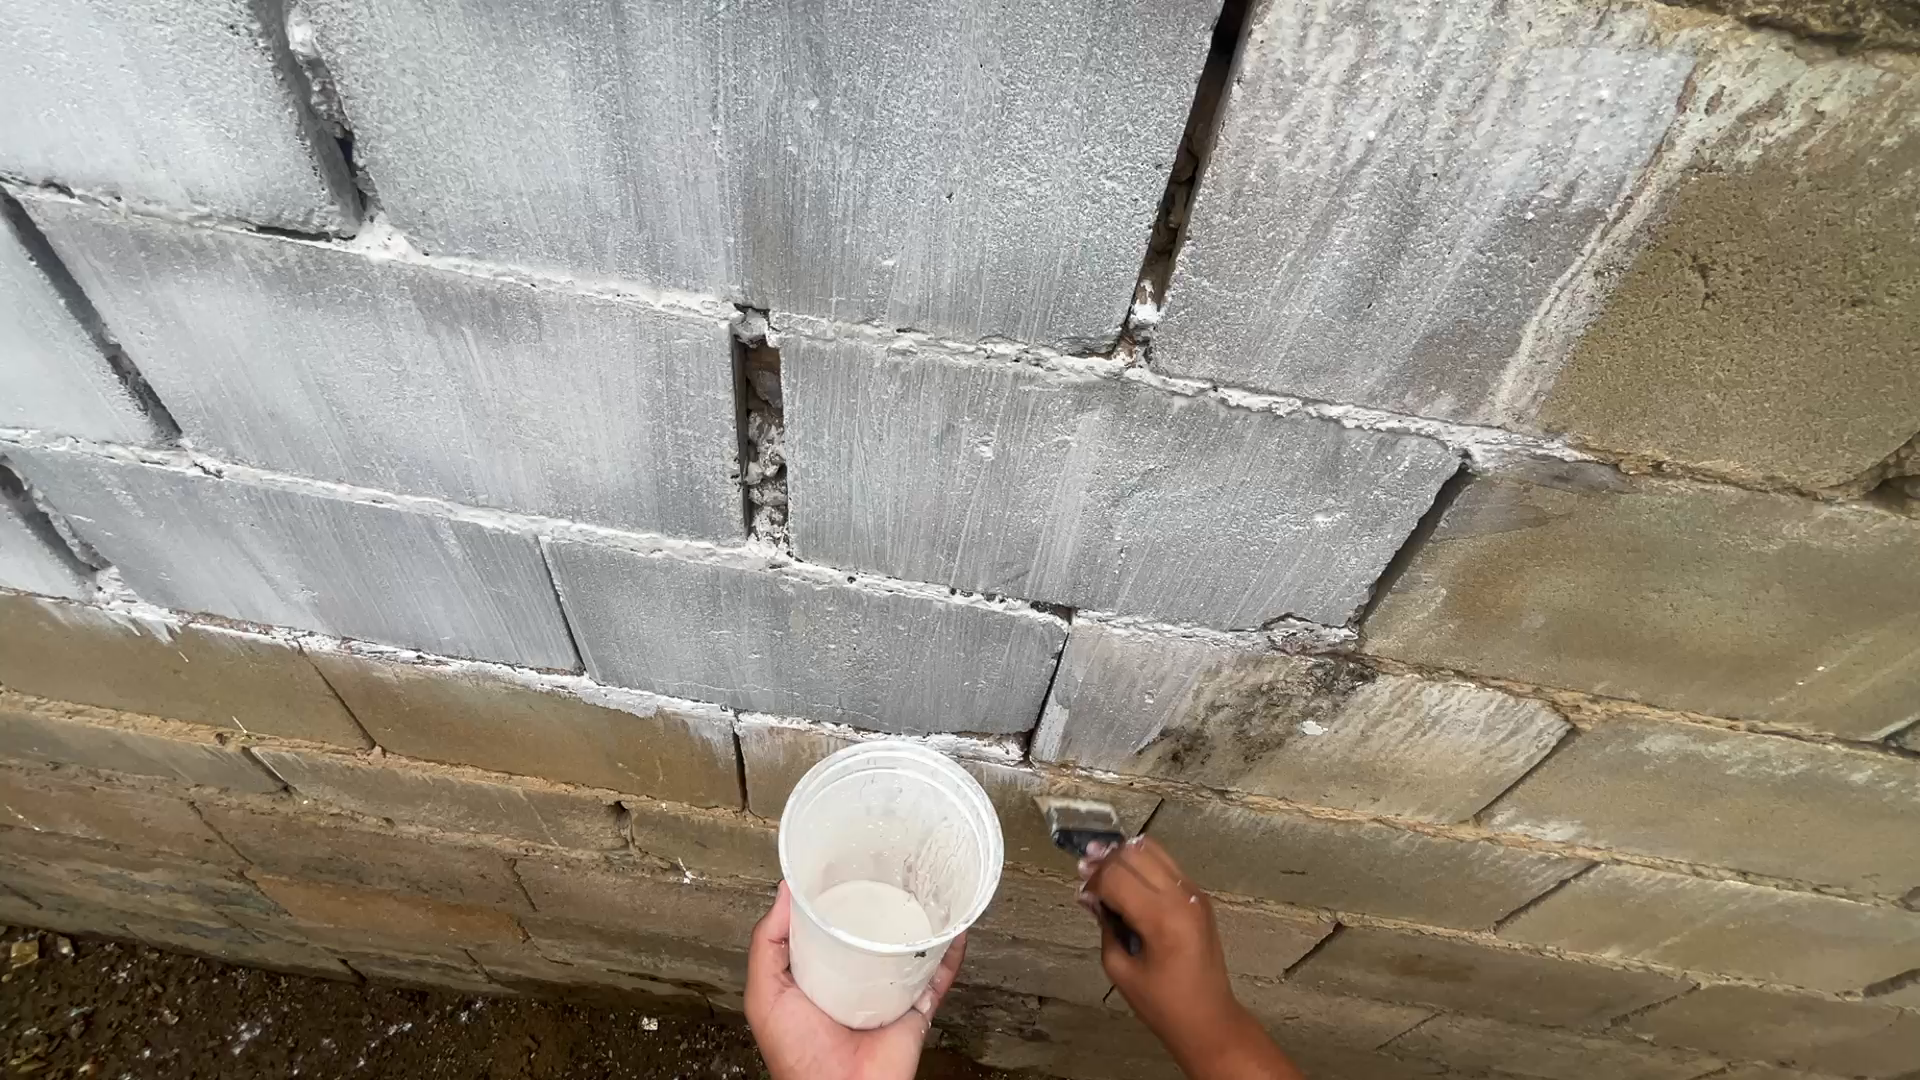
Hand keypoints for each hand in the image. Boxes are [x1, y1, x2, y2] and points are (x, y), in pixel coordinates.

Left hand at [746, 881, 967, 1079]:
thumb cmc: (799, 1058)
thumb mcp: (767, 996)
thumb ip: (767, 944)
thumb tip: (784, 891)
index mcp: (822, 973)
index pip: (830, 925)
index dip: (836, 896)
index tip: (842, 867)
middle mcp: (857, 979)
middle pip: (873, 930)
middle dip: (882, 902)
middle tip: (887, 871)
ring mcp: (889, 992)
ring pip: (909, 947)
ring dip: (921, 921)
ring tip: (926, 889)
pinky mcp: (916, 1007)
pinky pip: (939, 975)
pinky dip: (950, 951)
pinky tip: (955, 928)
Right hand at [1081, 837, 1302, 1079]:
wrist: (1211, 1021)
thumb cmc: (1162, 1005)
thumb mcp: (1120, 969)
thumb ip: (1104, 925)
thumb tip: (1087, 894)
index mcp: (1160, 918)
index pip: (1115, 876)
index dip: (1093, 880)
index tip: (1082, 893)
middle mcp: (1180, 896)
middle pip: (1132, 853)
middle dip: (1104, 859)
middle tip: (1086, 872)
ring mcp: (1193, 891)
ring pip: (1150, 847)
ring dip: (1123, 854)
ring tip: (1104, 866)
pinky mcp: (1198, 894)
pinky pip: (1165, 861)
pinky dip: (1141, 860)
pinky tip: (1126, 874)